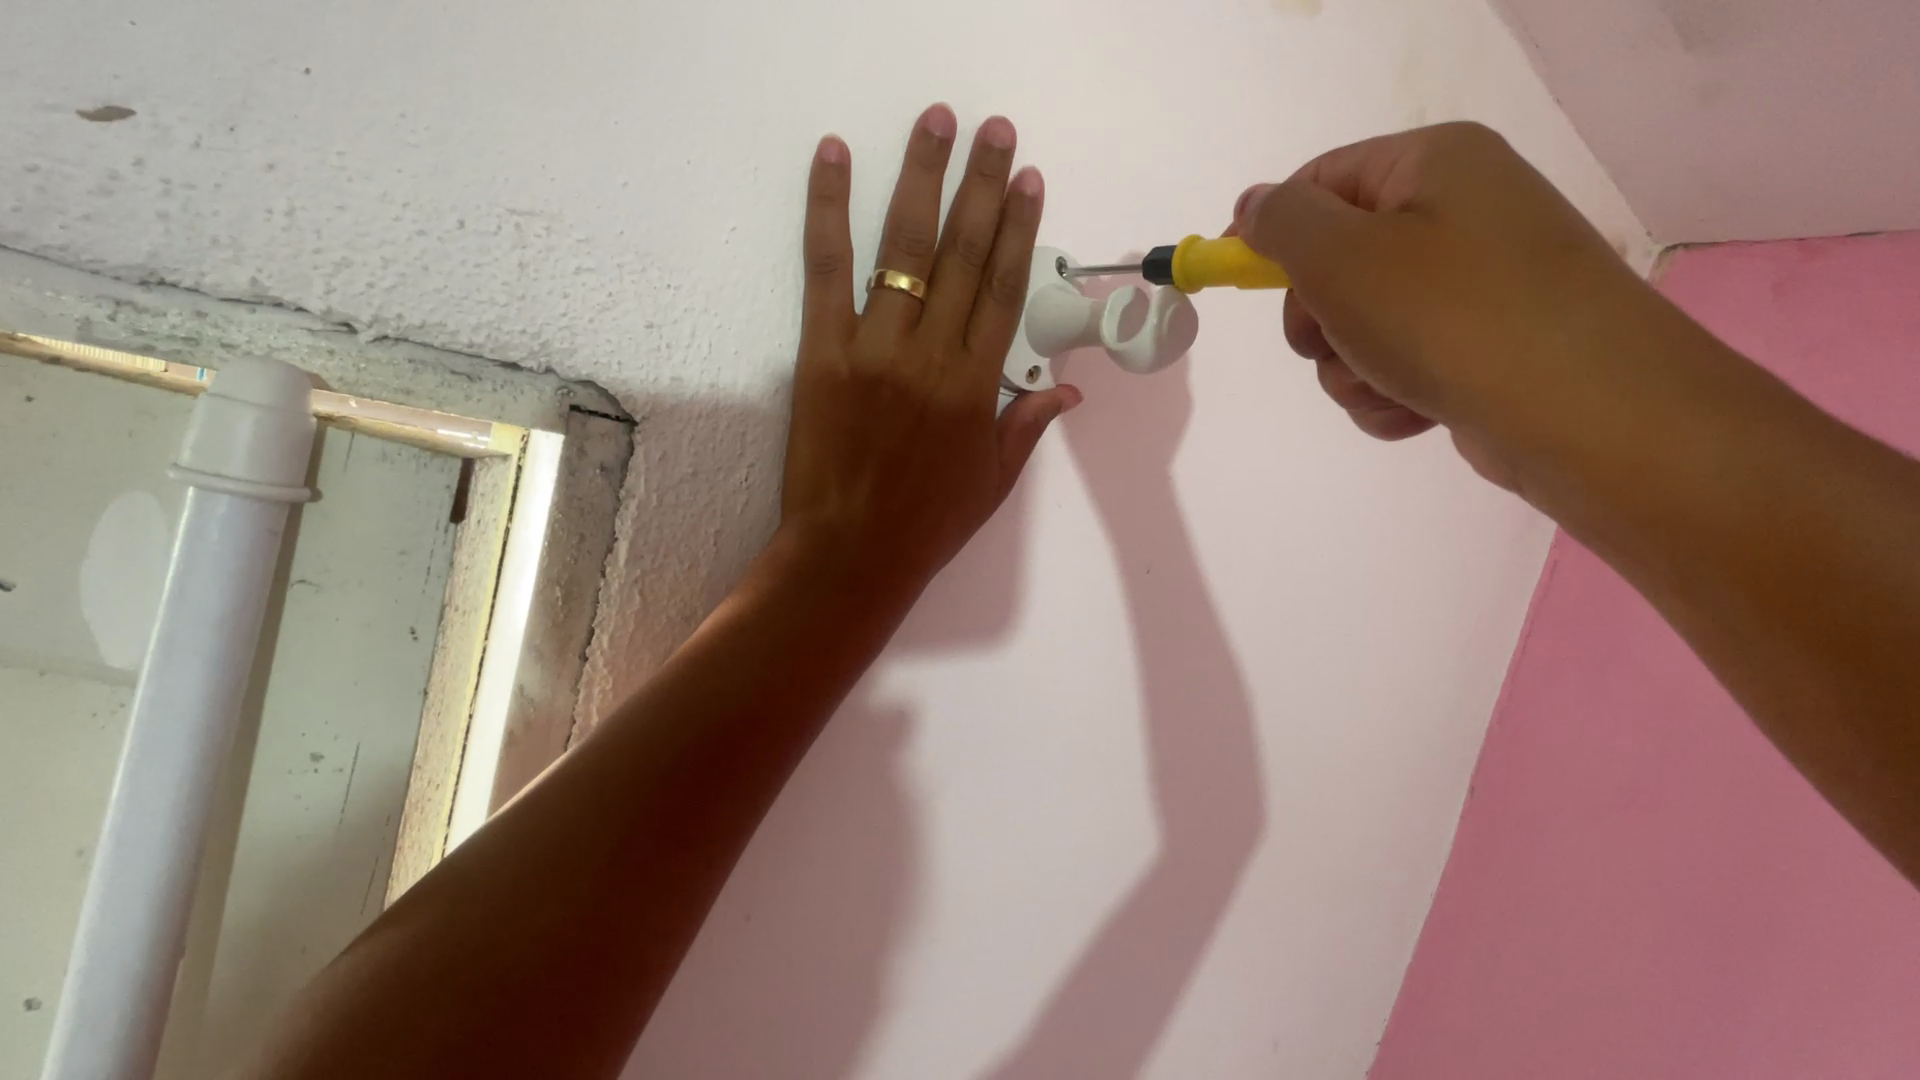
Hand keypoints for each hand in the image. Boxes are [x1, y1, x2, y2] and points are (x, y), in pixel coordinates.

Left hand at [778, 105, 1079, 597]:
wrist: (851, 555)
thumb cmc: (927, 524)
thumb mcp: (992, 482)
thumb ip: (1027, 426)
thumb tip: (1069, 390)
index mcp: (976, 387)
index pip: (1005, 290)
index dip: (1019, 230)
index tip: (1029, 180)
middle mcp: (932, 356)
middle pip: (964, 256)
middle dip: (982, 186)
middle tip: (994, 130)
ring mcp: (875, 350)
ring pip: (905, 251)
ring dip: (922, 179)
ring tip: (936, 123)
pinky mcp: (822, 353)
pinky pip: (825, 271)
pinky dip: (829, 210)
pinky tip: (835, 156)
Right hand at [1235, 122, 1662, 494]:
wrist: (1581, 412)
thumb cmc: (1448, 316)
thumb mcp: (1341, 255)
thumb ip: (1282, 222)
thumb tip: (1253, 206)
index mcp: (1431, 166)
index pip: (1320, 181)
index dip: (1269, 229)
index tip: (1234, 277)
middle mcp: (1457, 214)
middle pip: (1334, 263)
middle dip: (1317, 318)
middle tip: (1332, 339)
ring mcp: (1472, 285)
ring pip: (1358, 327)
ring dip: (1350, 367)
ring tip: (1388, 385)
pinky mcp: (1479, 347)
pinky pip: (1396, 364)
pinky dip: (1388, 393)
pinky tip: (1415, 409)